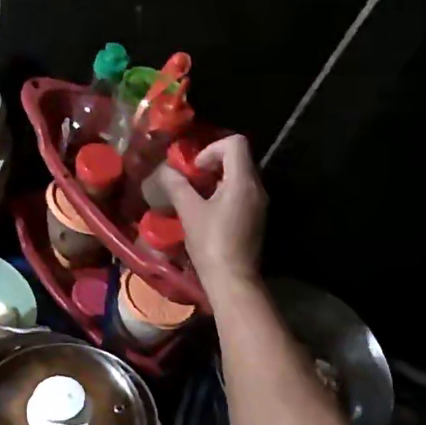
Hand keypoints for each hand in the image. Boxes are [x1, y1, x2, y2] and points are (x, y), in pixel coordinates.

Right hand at [155, 134, 266, 294]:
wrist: (233, 280)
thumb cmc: (211, 244)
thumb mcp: (189, 212)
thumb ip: (178, 186)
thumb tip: (166, 171)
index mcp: (243, 181)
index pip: (235, 143)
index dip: (211, 148)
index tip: (195, 169)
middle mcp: (257, 188)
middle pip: (239, 159)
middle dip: (213, 164)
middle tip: (193, 182)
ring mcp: (259, 205)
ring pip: (240, 178)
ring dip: (218, 181)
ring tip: (197, 198)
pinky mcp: (256, 220)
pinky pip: (242, 195)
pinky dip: (226, 195)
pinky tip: (209, 214)